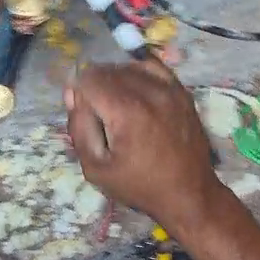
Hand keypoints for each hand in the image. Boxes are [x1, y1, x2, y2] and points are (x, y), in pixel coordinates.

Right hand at [66, 60, 224, 231]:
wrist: (188, 193)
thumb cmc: (139, 185)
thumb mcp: (95, 168)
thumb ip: (79, 127)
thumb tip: (72, 93)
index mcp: (126, 111)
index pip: (89, 78)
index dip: (79, 94)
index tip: (84, 116)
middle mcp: (149, 92)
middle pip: (108, 70)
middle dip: (96, 88)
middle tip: (100, 116)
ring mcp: (169, 89)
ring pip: (129, 66)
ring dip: (116, 79)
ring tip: (118, 106)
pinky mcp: (181, 92)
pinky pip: (153, 67)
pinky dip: (139, 73)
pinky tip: (136, 92)